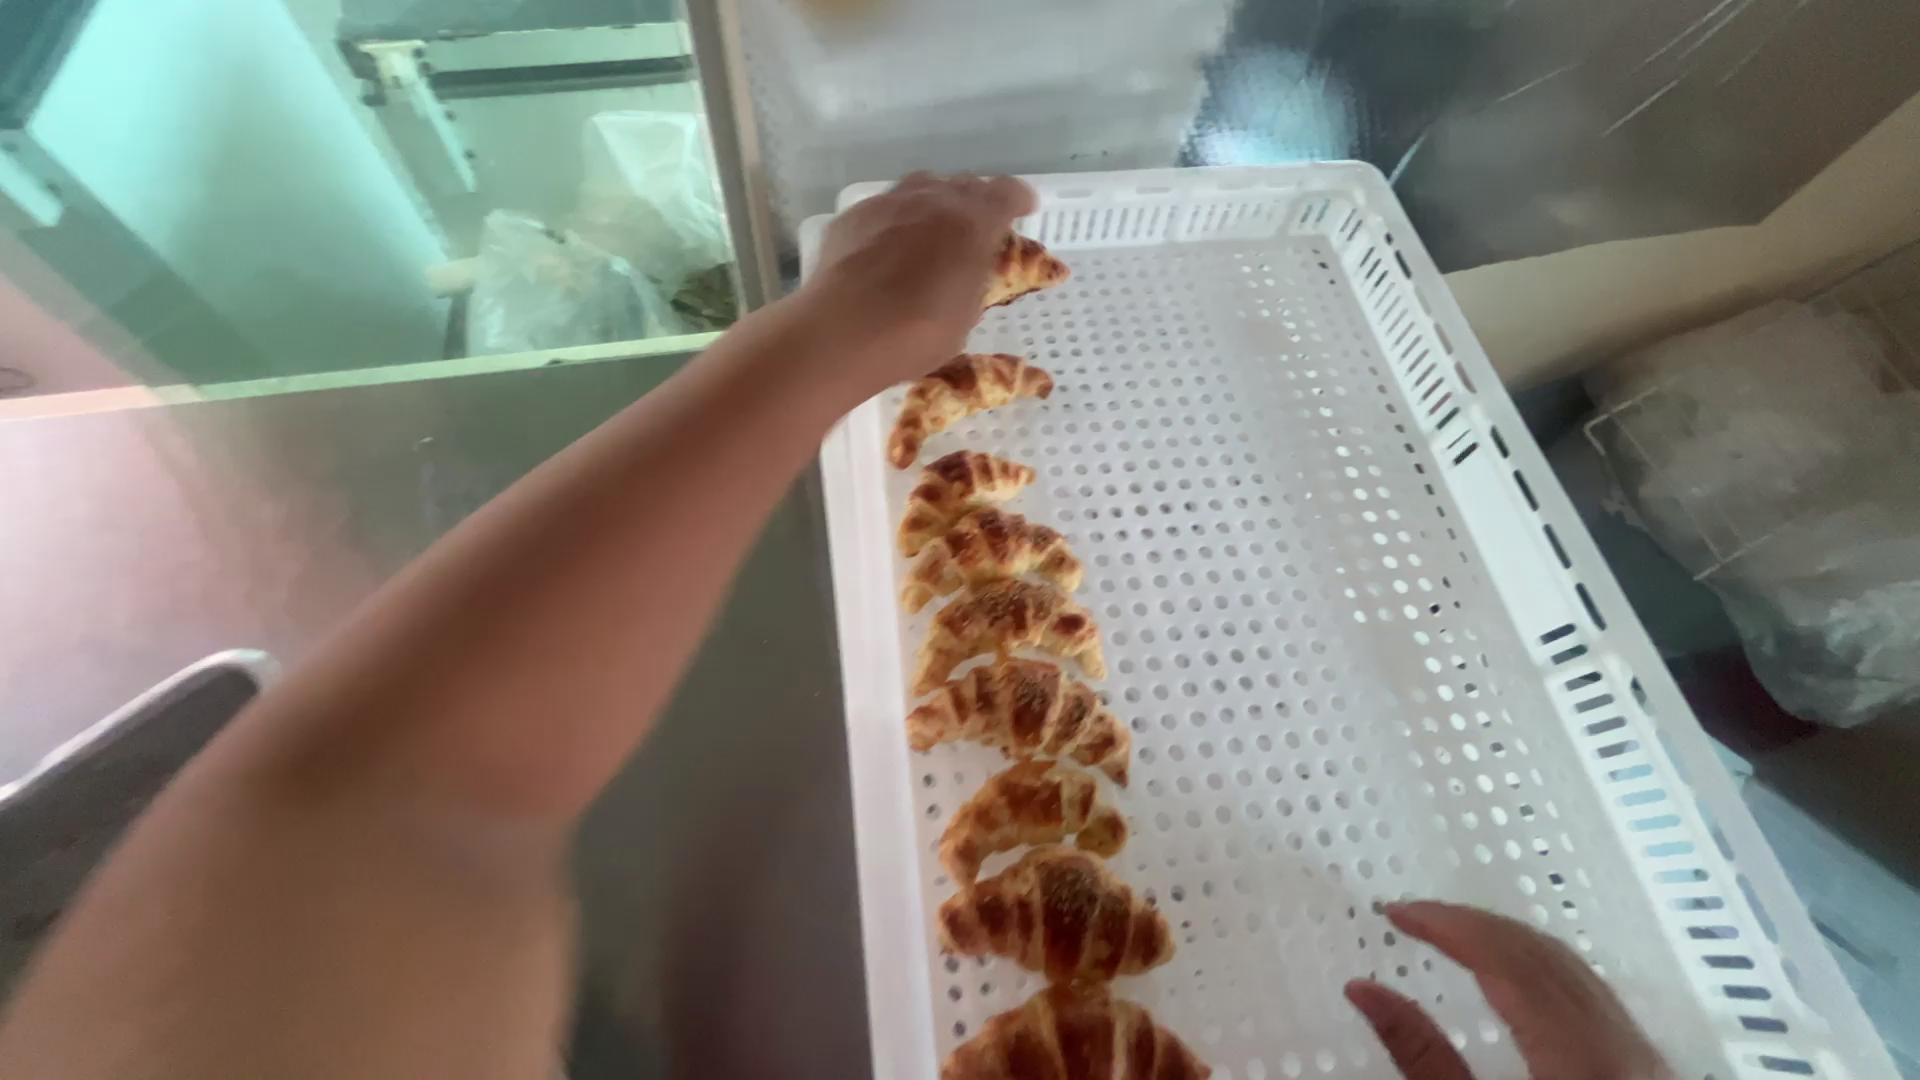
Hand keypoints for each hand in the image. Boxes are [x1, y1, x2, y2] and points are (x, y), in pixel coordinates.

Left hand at [802, 171, 1036, 393]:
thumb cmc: (915, 335)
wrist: (843, 332)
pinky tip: (889, 247)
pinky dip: (897, 220)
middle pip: (963, 185)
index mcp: (972, 223)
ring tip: (933, 229)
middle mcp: (933, 199)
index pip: (1007, 193)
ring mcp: (889, 202)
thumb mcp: (964, 316)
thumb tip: (970, 269)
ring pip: (922, 188)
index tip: (1024, 208)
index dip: (1018, 199)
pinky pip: (885, 207)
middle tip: (976, 228)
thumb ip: (973, 281)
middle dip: (975, 202)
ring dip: (935, 204)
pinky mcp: (854, 216)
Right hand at [1346, 902, 1669, 1079]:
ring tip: (1449, 936)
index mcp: (1580, 1062)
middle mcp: (1625, 1051)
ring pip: (1572, 967)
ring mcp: (1649, 1064)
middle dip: (1471, 923)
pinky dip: (1537, 967)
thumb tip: (1361, 988)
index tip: (1393, 912)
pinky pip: (1591, 994)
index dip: (1446, 924)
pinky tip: (1505, 977)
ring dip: (1504, 940)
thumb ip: (1420, 1057)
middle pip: (1541, 953)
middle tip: (1413, 918)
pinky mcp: (1652, 1076)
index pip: (1506, 959)